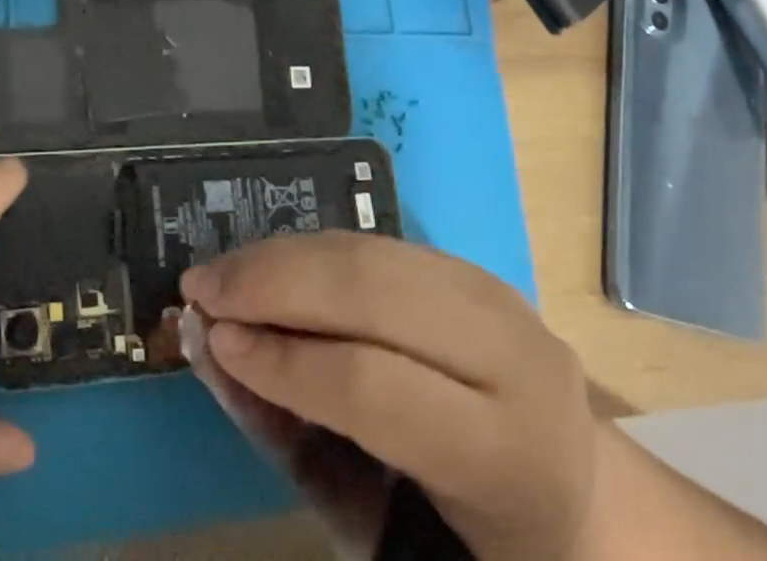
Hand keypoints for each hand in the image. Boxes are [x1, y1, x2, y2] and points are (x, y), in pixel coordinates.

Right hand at [180, 232, 596, 560]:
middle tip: (200, 290)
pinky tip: (268, 265)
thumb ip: (298, 437)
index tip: (216, 343)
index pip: (375, 387)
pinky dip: (308, 251)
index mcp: (504, 452)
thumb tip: (220, 354)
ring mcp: (499, 301)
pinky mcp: (473, 272)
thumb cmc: (461, 520)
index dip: (284, 361)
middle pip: (373, 293)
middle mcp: (516, 360)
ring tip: (222, 273)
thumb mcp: (381, 513)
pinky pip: (375, 245)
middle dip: (272, 284)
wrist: (566, 486)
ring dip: (281, 256)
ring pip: (371, 253)